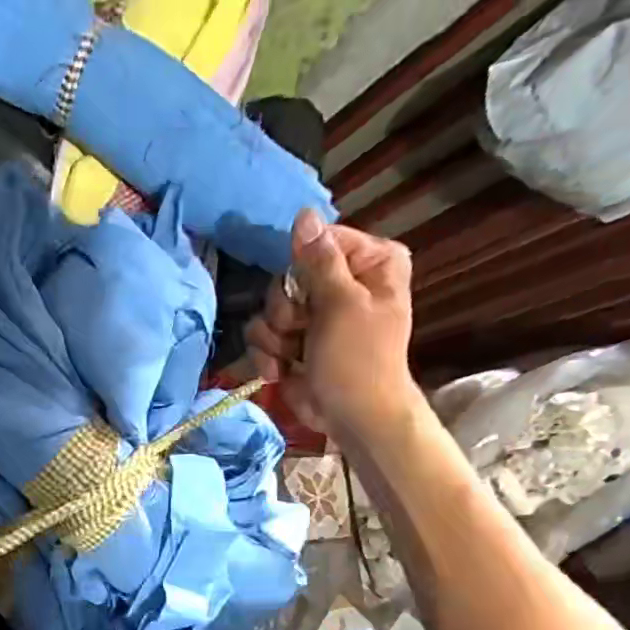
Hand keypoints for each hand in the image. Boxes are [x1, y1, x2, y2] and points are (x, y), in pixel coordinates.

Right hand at [245, 207, 416, 434]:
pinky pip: (261, 338)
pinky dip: (268, 357)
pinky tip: (283, 371)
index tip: (305, 294)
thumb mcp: (340, 304)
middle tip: (300, 330)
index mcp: (369, 264)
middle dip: (284, 311)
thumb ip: (319, 260)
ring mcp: (313, 316)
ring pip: (267, 311)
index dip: (301, 268)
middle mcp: (340, 284)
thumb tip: (304, 215)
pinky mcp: (291, 343)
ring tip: (293, 356)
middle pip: (285, 279)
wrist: (351, 414)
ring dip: (274, 339)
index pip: (318, 242)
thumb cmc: (358, 358)